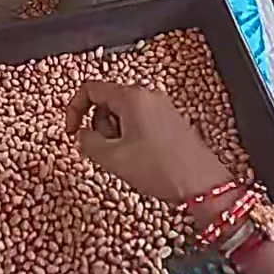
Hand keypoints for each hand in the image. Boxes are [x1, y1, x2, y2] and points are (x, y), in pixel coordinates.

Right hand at [64, 80, 231, 202]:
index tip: (71, 132)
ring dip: (115, 134)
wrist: (203, 185)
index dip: (74, 109)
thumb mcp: (112, 158)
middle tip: (107, 151)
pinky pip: (140, 121)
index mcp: (131, 97)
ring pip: (123, 113)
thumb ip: (87, 142)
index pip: (90, 89)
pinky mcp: (171, 121)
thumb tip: (81, 135)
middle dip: (98, 125)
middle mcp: (147, 95)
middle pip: (107, 101)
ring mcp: (161, 107)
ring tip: (126, 158)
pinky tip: (140, 160)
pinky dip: (131, 137)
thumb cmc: (159, 169)